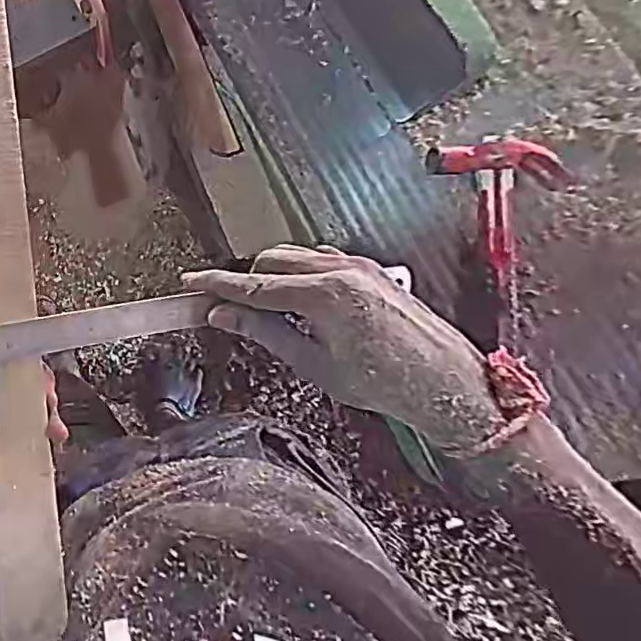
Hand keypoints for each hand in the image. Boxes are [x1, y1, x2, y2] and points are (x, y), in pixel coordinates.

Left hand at [0, 309, 66, 518]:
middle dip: (35, 382)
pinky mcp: (0, 435)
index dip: (13, 342)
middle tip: (46, 396)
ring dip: (43, 407)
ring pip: (24, 396)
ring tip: (50, 424)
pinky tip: (51, 437)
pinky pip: (28, 422)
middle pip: (13, 370)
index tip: (35, 347)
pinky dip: (43, 427)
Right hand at [184, 245, 508, 458]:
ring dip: (272, 274)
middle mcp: (341, 270)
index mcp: (323, 295)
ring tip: (264, 307)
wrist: (448, 384)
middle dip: (245, 280)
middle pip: (271, 260)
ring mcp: (359, 266)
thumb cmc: (386, 383)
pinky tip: (299, 299)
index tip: (192, 282)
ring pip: (295, 256)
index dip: (218, 284)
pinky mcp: (370, 269)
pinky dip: (299, 272)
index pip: (254, 285)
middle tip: (228, 305)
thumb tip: (223, 316)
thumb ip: (264, 332)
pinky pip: (321, 258)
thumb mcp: (313, 364)